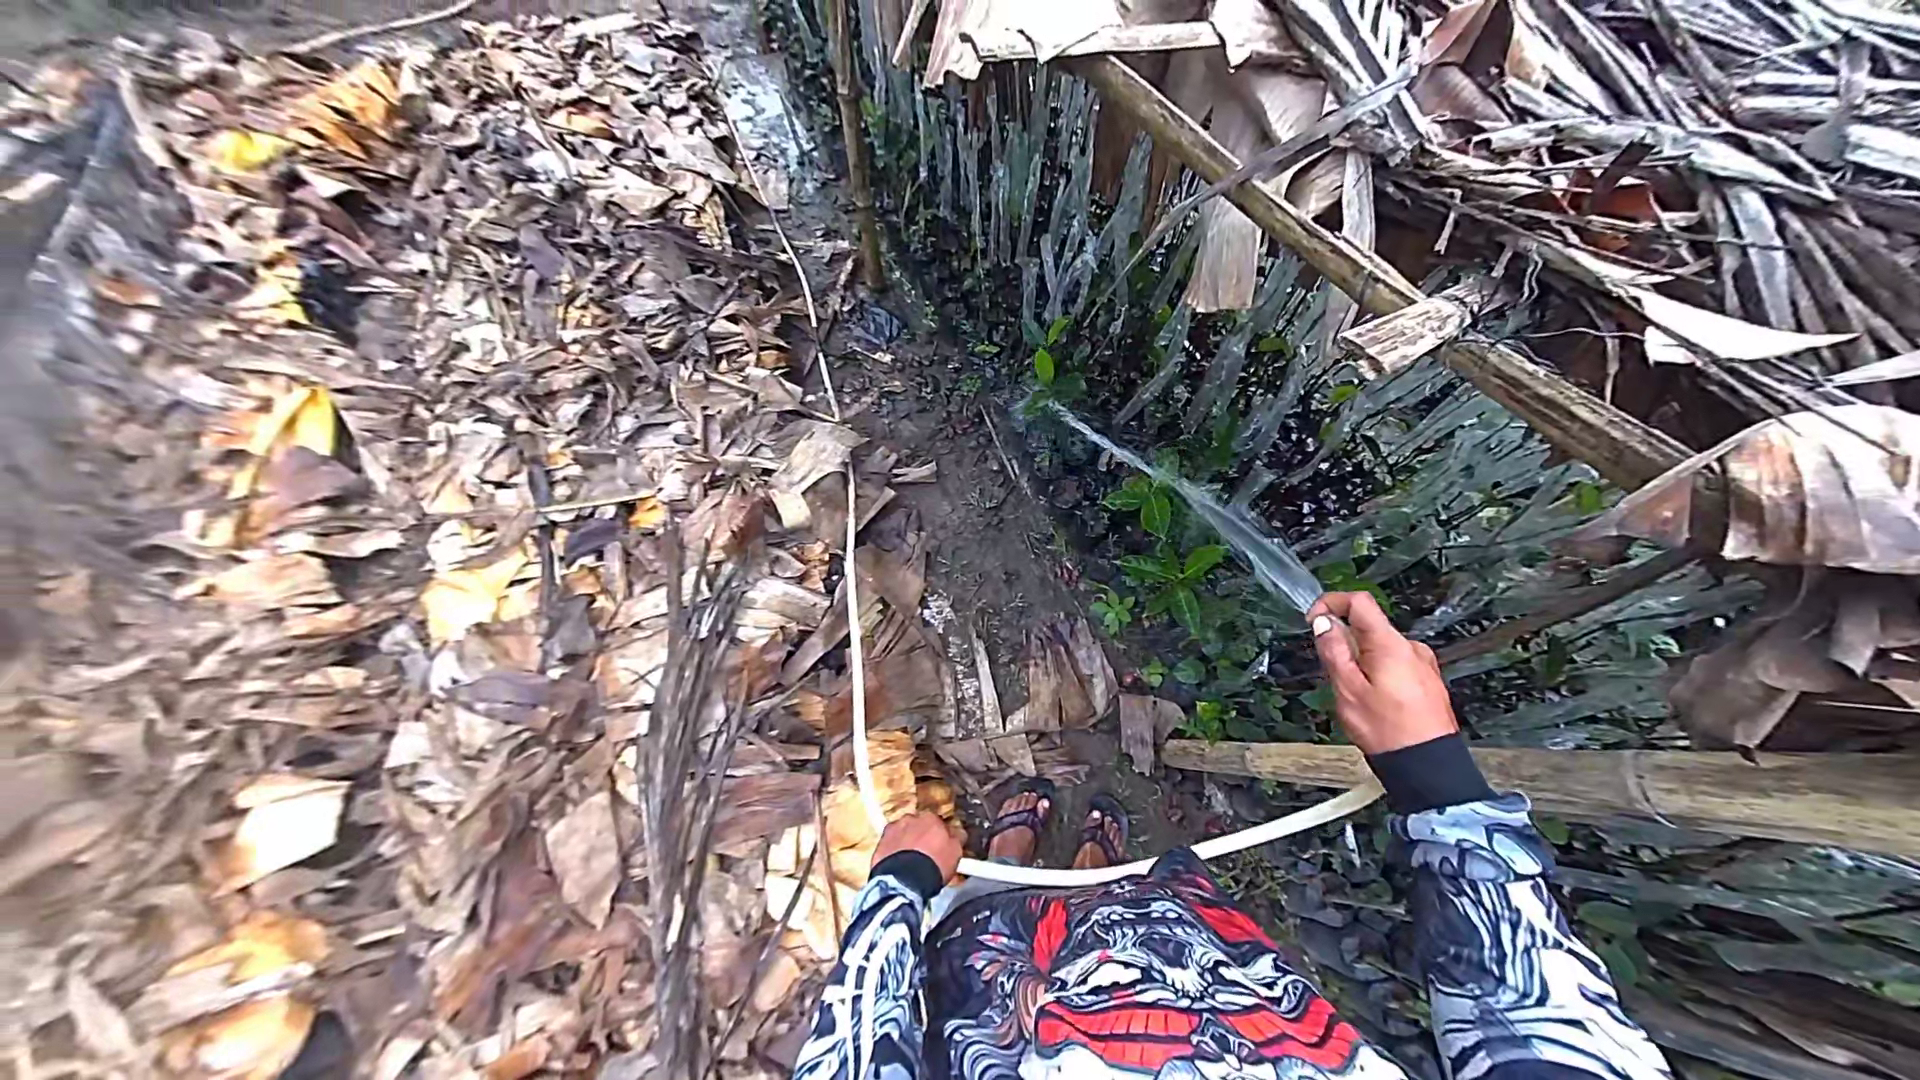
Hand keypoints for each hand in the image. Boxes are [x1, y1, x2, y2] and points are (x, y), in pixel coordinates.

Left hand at [872, 812, 962, 879]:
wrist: (904, 882)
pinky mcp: (881, 840)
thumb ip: (956, 839)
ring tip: (910, 861)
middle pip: (919, 825)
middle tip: (925, 854)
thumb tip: (958, 834)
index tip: (940, 848)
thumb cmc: (932, 867)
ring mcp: (895, 828)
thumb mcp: (955, 854)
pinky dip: (893, 848)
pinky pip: (890, 842)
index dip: (940, 837)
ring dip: (907, 841)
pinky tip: (898, 862)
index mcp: (932, 819)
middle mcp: (912, 818)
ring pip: (904, 832)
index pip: (938, 824)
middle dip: (922, 836)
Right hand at [1308, 592, 1456, 754]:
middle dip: (1343, 638)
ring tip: (1353, 690)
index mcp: (1390, 645)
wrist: (1427, 765)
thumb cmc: (1386, 730)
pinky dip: (1376, 668)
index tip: (1313, 620)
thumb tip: (1323, 622)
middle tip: (1331, 668)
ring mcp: (1422, 663)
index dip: (1331, 603)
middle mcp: (1411, 648)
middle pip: (1368, 624)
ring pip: (1379, 645)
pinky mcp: (1427, 678)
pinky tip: (1372, 697)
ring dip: (1359, 656)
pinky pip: (1394, 660)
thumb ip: (1333, 650)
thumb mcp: (1347, 688)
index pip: (1359, 602)